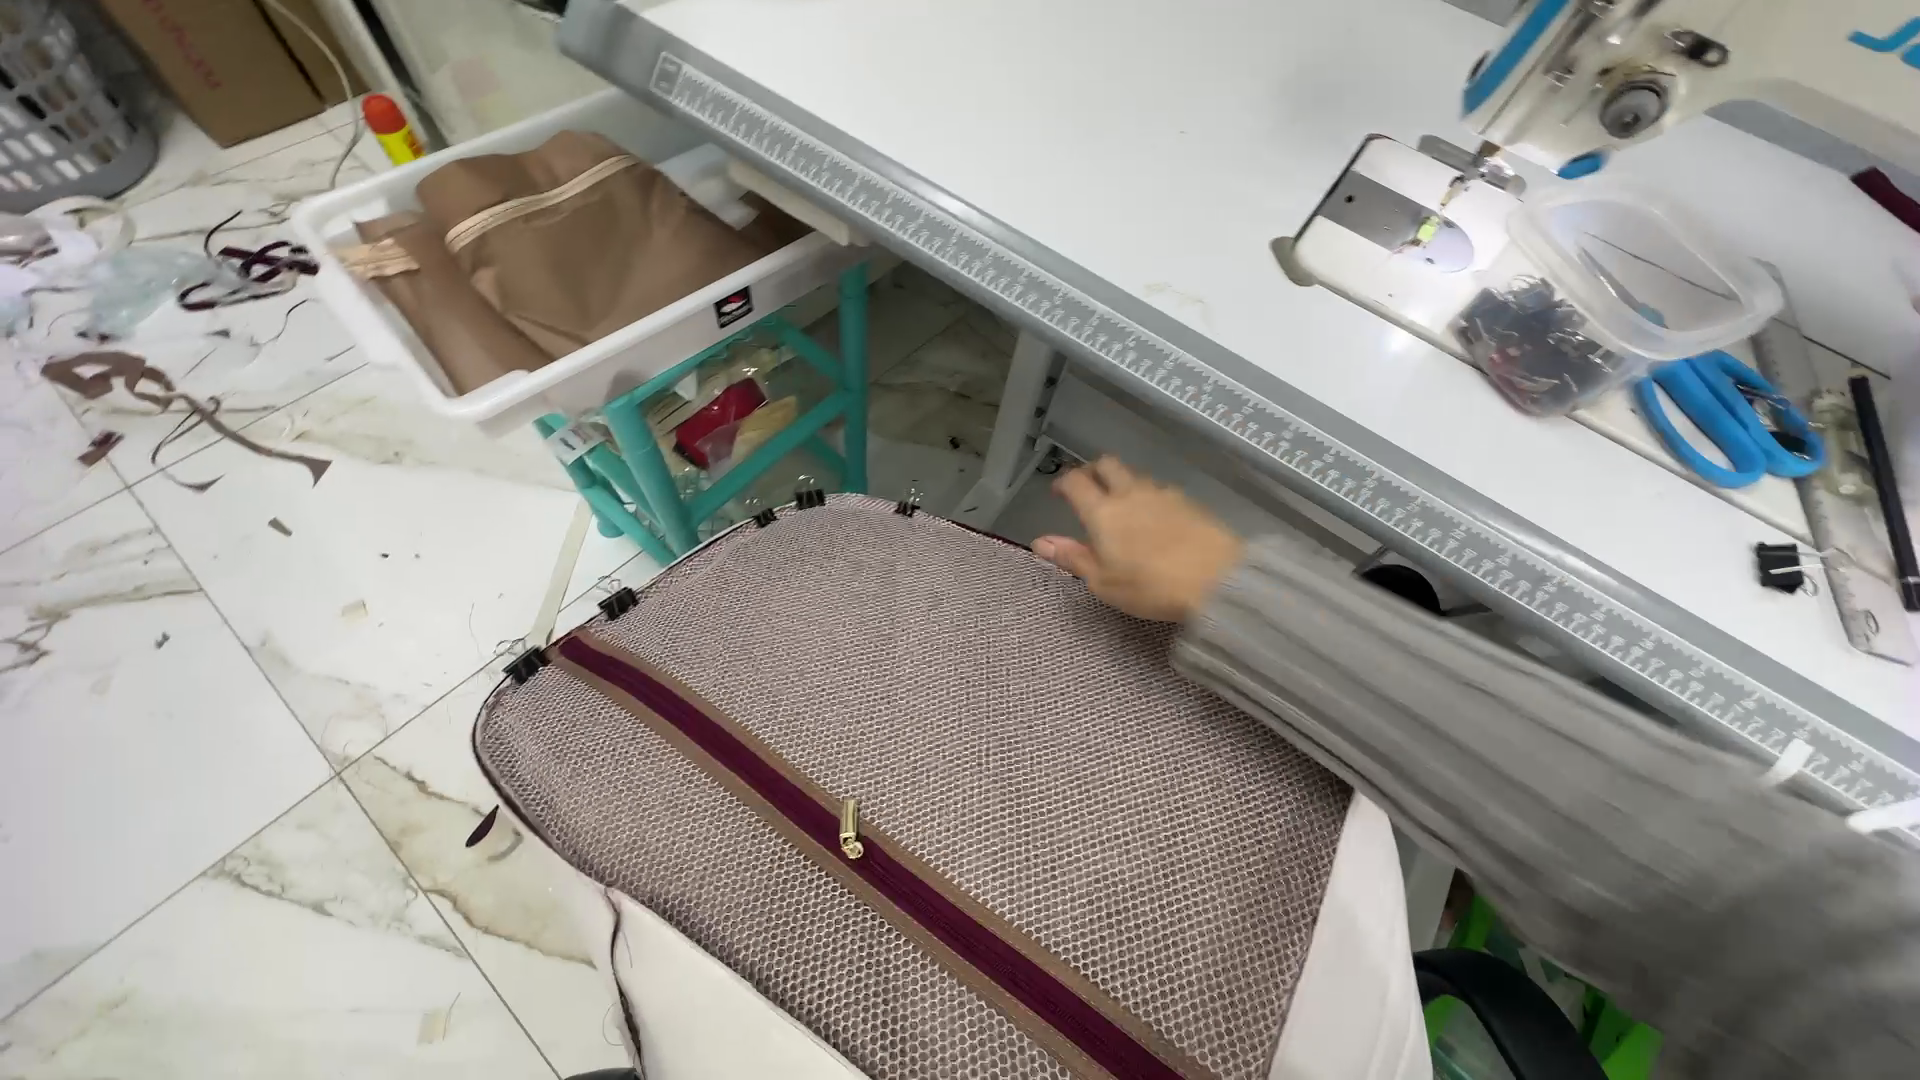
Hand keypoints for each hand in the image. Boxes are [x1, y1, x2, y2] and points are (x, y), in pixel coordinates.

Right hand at [1032, 457, 1244, 621]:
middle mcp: (1130, 493)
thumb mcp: (1103, 581)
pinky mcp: (1190, 502)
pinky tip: (1155, 518)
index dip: (1064, 483)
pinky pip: (1160, 490)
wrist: (1218, 579)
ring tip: (1124, 506)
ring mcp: (1163, 494)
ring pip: (1135, 476)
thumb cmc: (1150, 586)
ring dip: (1123, 483)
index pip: (1076, 482)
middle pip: (1107, 464)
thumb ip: (1072, 557)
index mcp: (1102, 511)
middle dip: (1093, 471)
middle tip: (1088, 487)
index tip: (1059, 492)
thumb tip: (1040, 541)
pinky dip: (1149, 496)